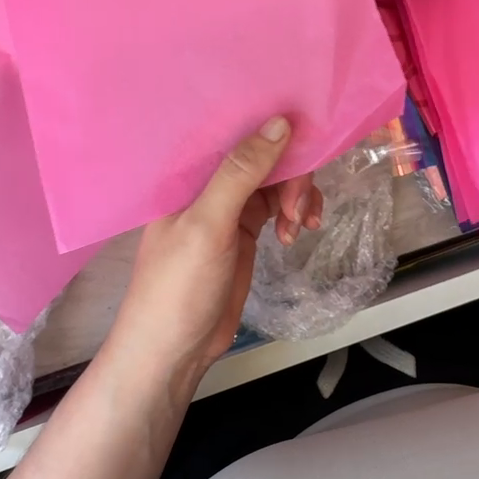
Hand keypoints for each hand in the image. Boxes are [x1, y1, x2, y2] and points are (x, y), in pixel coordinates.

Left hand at [101, 117, 321, 393]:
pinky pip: (278, 205)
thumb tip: (281, 121)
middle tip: (298, 206)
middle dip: (291, 173)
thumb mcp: (209, 225)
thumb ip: (242, 172)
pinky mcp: (244, 231)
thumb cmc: (177, 288)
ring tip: (299, 225)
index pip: (234, 130)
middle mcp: (209, 182)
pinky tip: (296, 234)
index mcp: (189, 172)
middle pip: (264, 154)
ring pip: (276, 179)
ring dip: (297, 195)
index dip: (269, 123)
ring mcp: (228, 207)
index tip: (306, 127)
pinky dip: (294, 213)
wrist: (172, 356)